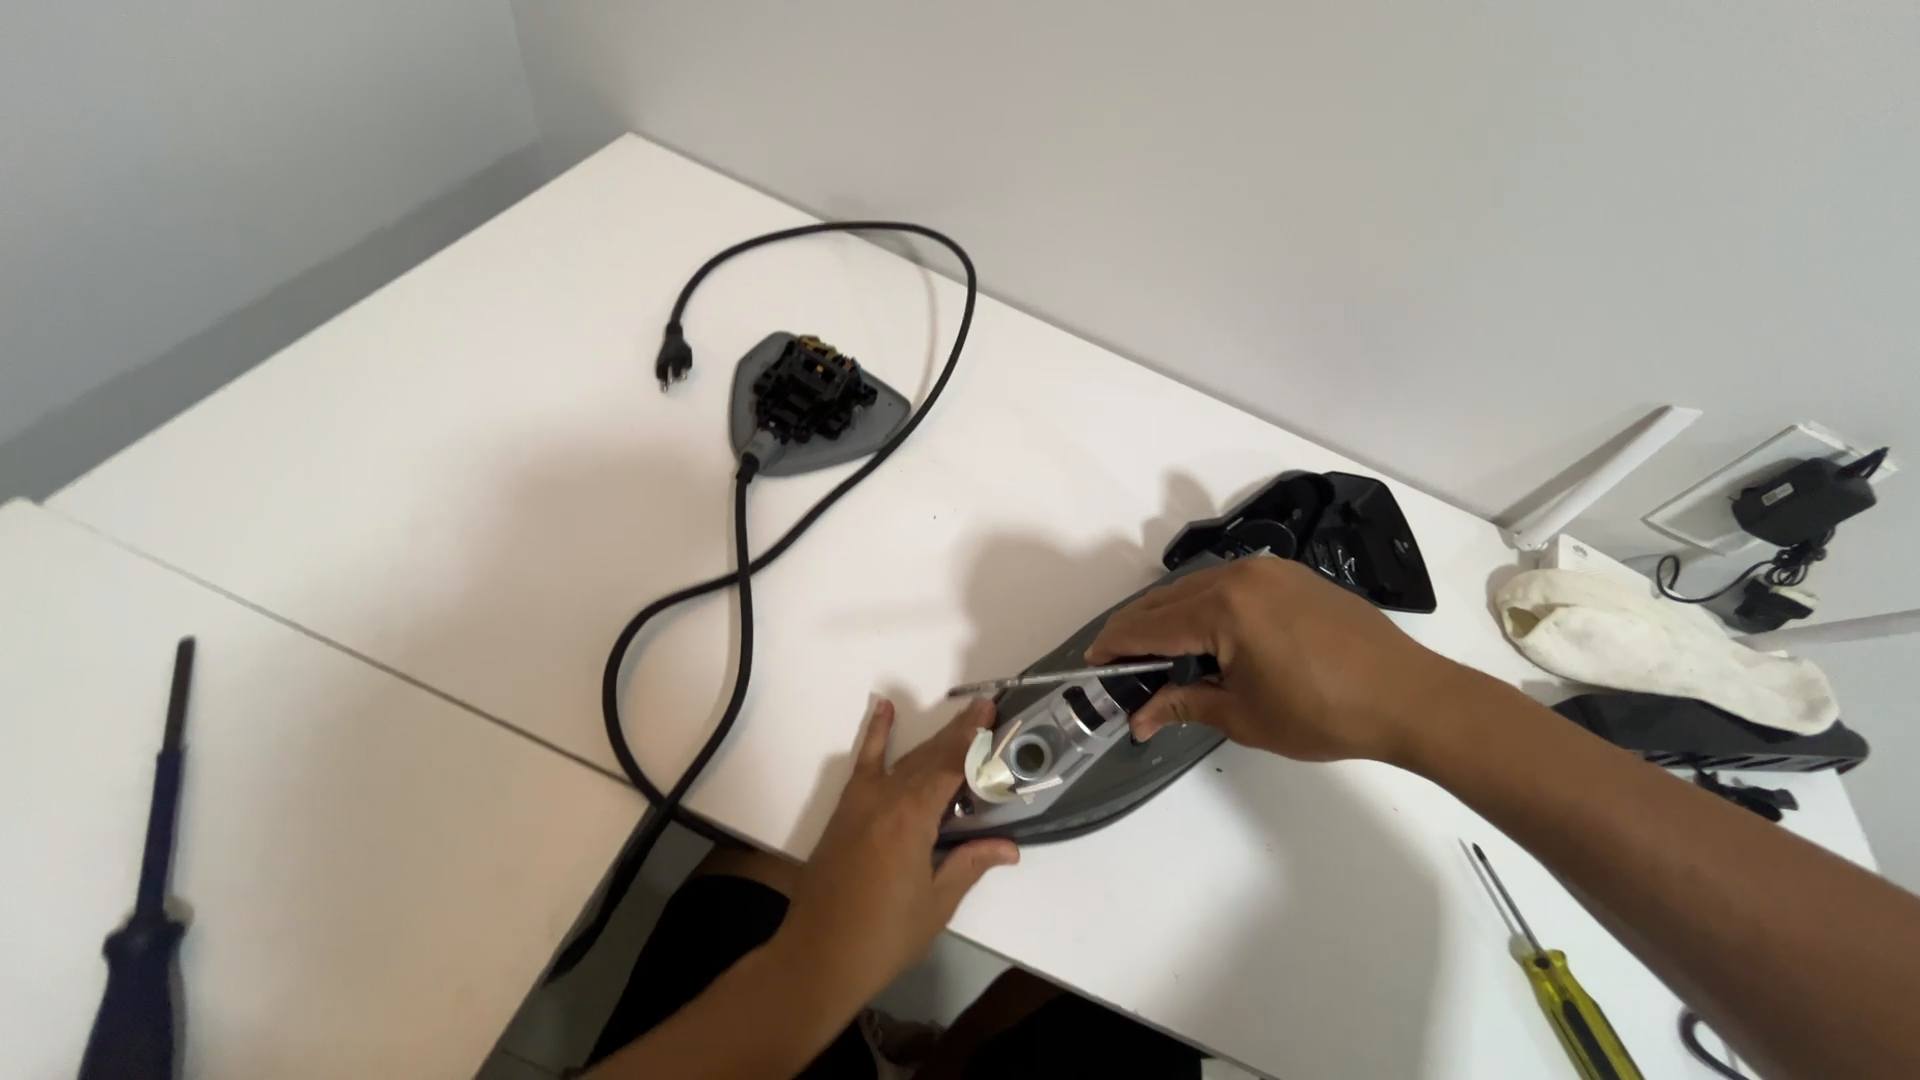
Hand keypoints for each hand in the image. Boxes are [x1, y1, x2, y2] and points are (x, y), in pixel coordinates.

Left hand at [772, 699, 1019, 1008]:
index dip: (974, 741)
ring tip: (960, 716)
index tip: (991, 713)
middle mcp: (886, 799)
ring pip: (905, 759)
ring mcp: (861, 801)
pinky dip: (874, 735)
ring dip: (933, 737)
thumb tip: (1009, 847)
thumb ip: (969, 865)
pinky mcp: (845, 810)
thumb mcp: (936, 904)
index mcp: (912, 819)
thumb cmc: (884, 936)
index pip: (951, 768)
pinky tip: (883, 709)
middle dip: (960, 733)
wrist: (817, 956)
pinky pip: (864, 763)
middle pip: (930, 757)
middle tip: (985, 708)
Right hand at [1086, 556, 1463, 763]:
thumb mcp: (1243, 716)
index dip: (1116, 645)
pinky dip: (1203, 607)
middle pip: (1166, 600)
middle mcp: (1239, 576)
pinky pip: (1228, 585)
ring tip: (1156, 652)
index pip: (1149, 625)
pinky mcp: (1290, 576)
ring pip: (1195, 588)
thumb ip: (1183, 705)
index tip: (1092, 664)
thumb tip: (1138, 719)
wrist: (1411, 697)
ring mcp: (1268, 571)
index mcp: (1223, 608)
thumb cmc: (1323, 714)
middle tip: (1116, 661)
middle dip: (1136, 630)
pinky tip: (1203, 634)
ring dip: (1168, 617)